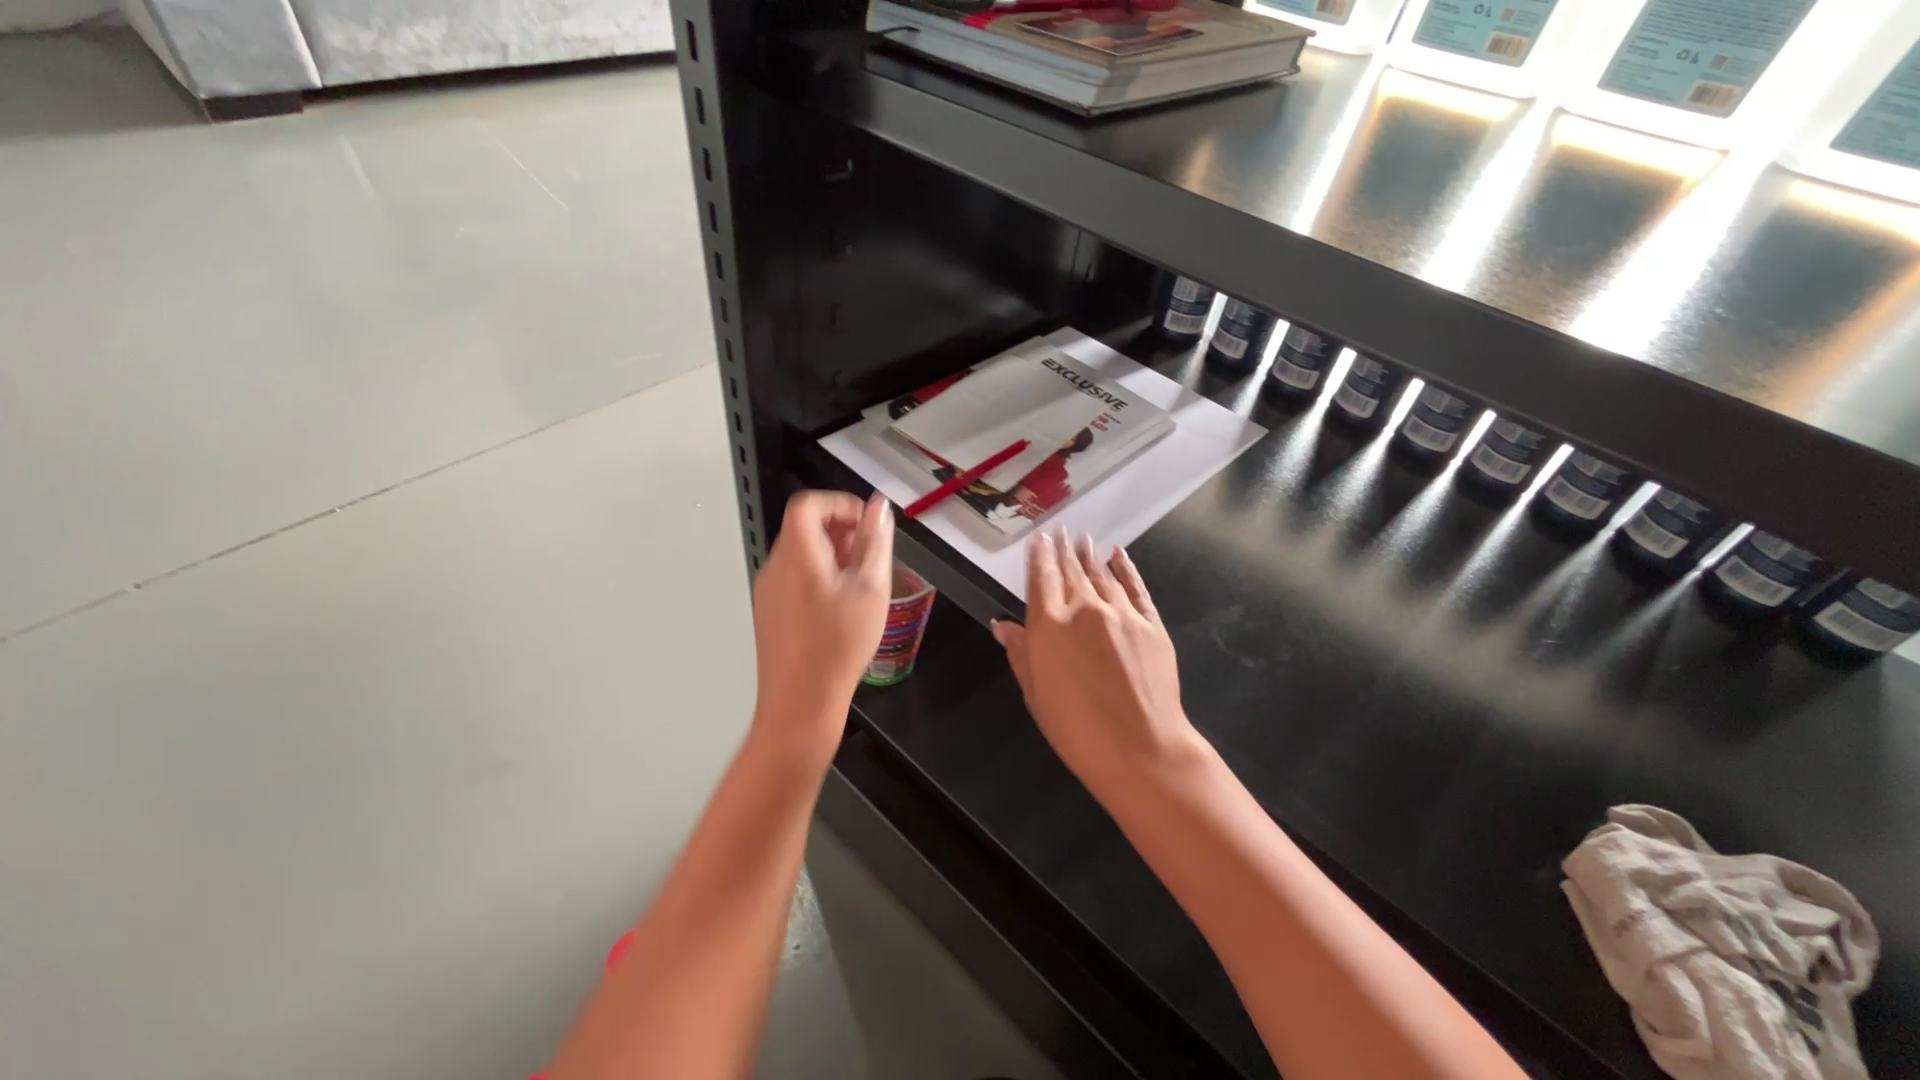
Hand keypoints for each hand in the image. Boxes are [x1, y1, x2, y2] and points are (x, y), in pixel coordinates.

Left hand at [751, 491, 894, 753]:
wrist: (800, 703)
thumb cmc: (839, 645)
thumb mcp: (870, 588)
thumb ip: (875, 541)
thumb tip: (879, 508)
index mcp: (797, 554)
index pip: (809, 504)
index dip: (842, 504)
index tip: (870, 525)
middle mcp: (775, 567)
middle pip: (804, 528)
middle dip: (841, 532)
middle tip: (871, 557)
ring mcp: (767, 592)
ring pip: (800, 555)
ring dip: (832, 556)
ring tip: (861, 585)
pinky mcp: (769, 614)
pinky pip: (794, 580)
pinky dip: (819, 578)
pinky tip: (841, 609)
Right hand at [992, 530, 1196, 783]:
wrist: (1140, 748)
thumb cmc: (1076, 730)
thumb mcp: (1036, 694)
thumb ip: (1022, 654)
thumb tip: (1003, 625)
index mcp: (1050, 626)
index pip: (1041, 579)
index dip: (1039, 556)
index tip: (1039, 539)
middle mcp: (1084, 609)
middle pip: (1071, 571)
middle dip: (1063, 550)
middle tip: (1060, 530)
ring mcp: (1122, 614)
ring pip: (1102, 575)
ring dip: (1090, 555)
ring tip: (1083, 539)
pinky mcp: (1152, 624)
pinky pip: (1135, 587)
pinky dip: (1126, 569)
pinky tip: (1119, 555)